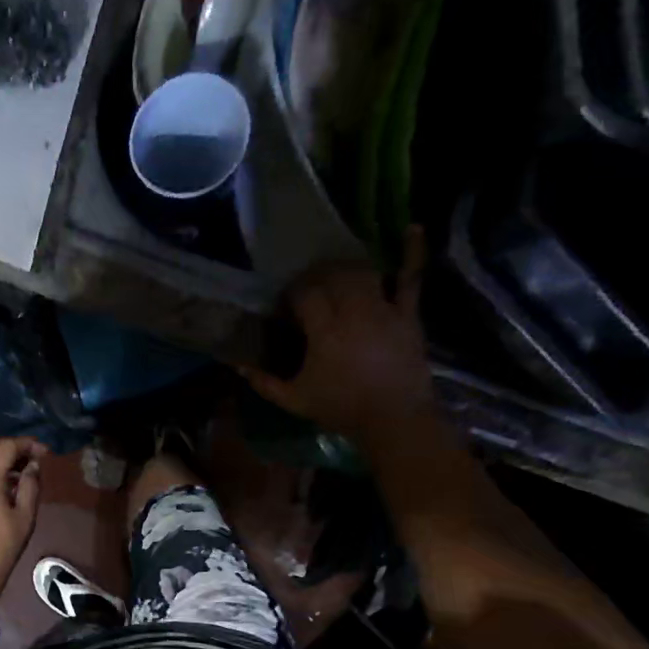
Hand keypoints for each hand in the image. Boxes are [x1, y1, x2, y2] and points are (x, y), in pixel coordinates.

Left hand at [0, 437, 45, 592]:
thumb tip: (33, 465)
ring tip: (27, 466)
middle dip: (14, 445)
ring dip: (5, 454)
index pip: (6, 447)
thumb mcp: (26, 513)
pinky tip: (14, 479)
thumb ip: (30, 484)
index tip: (45, 452)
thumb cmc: (5, 542)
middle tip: (35, 456)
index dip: (26, 444)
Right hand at [243, 228, 434, 445]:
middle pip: (332, 276)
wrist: (394, 419)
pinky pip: (410, 278)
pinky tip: (411, 229)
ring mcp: (384, 309)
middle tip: (308, 289)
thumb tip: (237, 365)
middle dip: (317, 277)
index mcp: (324, 332)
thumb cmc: (341, 409)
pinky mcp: (407, 313)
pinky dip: (412, 252)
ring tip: (336, 274)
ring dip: (346, 268)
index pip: (305, 294)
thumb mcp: (294, 400)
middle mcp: (354, 312)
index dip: (293, 294)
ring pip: (362, 272)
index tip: (287, 306)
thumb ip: (264, 381)